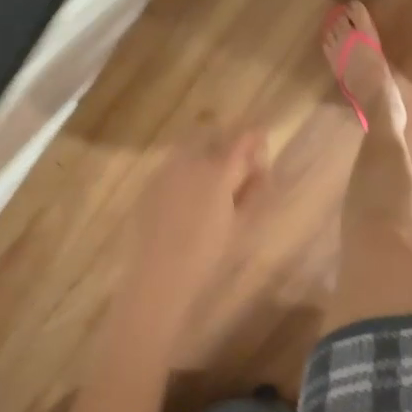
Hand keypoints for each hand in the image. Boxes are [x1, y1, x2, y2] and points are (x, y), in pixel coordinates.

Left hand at [126, 128, 265, 307]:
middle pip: (213, 132)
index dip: (255, 137)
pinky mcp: (150, 183)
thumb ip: (254, 190)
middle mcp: (191, 160)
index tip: (262, 142)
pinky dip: (186, 167)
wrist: (159, 278)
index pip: (243, 137)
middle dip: (228, 140)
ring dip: (206, 151)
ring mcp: (166, 169)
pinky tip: (189, 193)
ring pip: (190, 145)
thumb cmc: (209, 256)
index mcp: (219, 170)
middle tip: (238, 162)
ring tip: (214, 177)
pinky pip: (173, 163)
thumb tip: (260, 169)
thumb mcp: (242, 223)